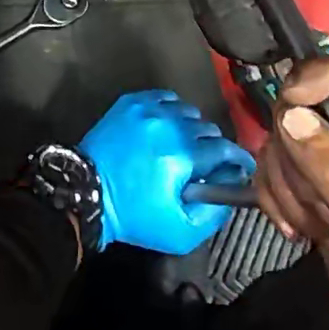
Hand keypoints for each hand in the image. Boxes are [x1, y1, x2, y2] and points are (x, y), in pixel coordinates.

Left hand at [79, 89, 254, 254]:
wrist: (88, 191)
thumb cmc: (135, 214)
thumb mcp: (181, 231)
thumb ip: (214, 213)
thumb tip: (231, 186)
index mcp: (182, 155)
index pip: (224, 148)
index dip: (237, 158)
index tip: (241, 165)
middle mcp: (168, 125)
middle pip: (207, 128)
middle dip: (213, 146)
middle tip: (207, 162)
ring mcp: (147, 109)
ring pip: (186, 110)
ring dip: (192, 127)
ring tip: (185, 144)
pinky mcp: (131, 102)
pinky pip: (164, 97)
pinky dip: (171, 109)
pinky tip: (168, 126)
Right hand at [255, 58, 328, 329]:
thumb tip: (291, 115)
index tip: (291, 98)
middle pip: (320, 108)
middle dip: (298, 145)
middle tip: (309, 194)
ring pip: (294, 141)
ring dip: (287, 179)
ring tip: (313, 227)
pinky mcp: (327, 206)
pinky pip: (285, 176)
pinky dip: (278, 197)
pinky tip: (296, 230)